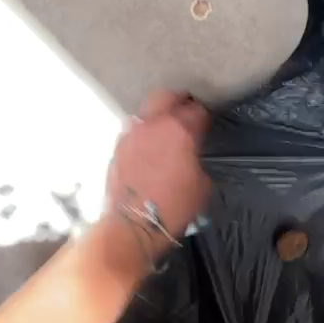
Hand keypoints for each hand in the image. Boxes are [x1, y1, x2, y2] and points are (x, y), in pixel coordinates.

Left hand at [107, 90, 211, 240]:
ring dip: (157, 117)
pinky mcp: (117, 148)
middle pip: (165, 96)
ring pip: (146, 112)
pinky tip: (149, 149)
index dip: (204, 116)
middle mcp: (152, 125)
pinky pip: (133, 132)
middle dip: (178, 101)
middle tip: (186, 111)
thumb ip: (197, 160)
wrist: (133, 225)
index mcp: (179, 130)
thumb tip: (190, 156)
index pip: (197, 110)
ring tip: (165, 131)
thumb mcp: (202, 185)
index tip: (206, 124)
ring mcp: (131, 134)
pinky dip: (143, 135)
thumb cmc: (174, 207)